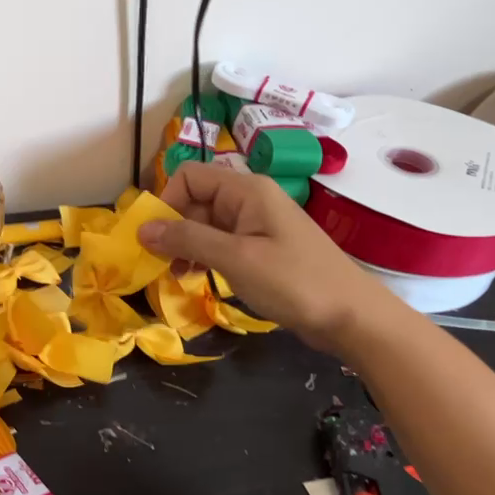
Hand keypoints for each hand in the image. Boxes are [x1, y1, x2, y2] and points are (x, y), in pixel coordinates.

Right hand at [138, 162, 395, 349]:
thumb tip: (143, 228)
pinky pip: (220, 243)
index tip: (155, 239)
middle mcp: (249, 200)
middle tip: (162, 265)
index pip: (189, 177)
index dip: (167, 203)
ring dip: (185, 246)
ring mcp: (256, 225)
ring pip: (204, 224)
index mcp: (246, 190)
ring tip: (177, 276)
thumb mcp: (235, 259)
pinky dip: (203, 257)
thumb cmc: (294, 282)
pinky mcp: (260, 248)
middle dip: (174, 229)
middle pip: (194, 201)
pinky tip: (197, 279)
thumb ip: (188, 239)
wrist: (351, 317)